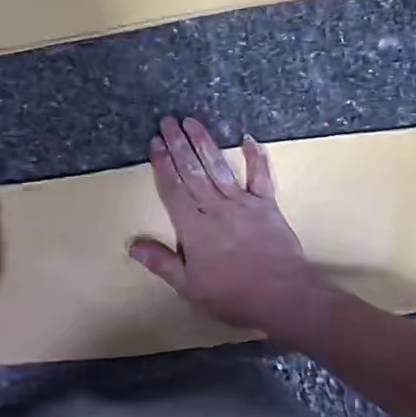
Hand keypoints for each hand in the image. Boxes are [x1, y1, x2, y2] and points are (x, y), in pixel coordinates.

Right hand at [130, 116, 332, 339]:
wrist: (282, 296)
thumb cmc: (233, 295)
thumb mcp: (189, 286)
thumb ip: (162, 262)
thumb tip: (133, 246)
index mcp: (194, 227)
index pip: (172, 189)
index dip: (162, 165)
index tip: (155, 143)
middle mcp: (215, 208)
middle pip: (192, 171)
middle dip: (178, 144)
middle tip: (167, 120)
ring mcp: (243, 204)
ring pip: (218, 167)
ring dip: (204, 142)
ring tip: (192, 121)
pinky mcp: (267, 206)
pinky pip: (260, 177)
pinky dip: (255, 157)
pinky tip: (248, 139)